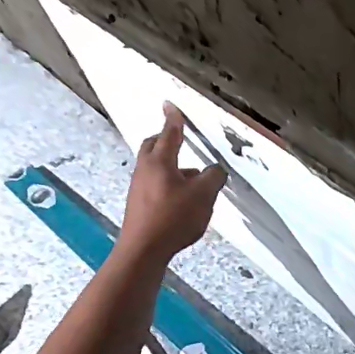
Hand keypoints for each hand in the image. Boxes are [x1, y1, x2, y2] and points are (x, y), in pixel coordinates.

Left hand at [117, 103, 226, 263]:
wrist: (144, 249)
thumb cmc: (174, 217)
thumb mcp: (203, 195)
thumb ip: (213, 177)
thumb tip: (215, 169)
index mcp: (160, 161)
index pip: (169, 133)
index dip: (173, 118)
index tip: (170, 104)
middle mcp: (145, 169)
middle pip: (153, 146)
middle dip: (166, 139)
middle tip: (179, 137)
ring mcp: (139, 186)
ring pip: (154, 166)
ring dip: (171, 163)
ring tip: (192, 175)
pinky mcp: (139, 203)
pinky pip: (154, 182)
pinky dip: (168, 181)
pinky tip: (182, 197)